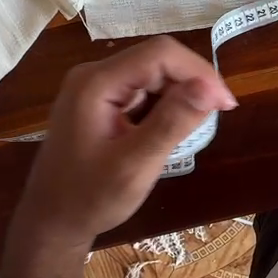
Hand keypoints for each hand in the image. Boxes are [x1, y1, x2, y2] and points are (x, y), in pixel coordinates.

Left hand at [17, 36, 237, 249]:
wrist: (51, 223)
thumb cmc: (90, 198)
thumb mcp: (136, 164)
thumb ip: (172, 122)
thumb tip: (211, 87)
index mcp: (96, 83)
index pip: (160, 54)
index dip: (199, 72)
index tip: (226, 104)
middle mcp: (94, 75)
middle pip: (156, 59)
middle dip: (192, 81)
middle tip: (219, 114)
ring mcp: (95, 87)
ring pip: (152, 73)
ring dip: (181, 93)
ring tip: (197, 125)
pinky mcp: (100, 101)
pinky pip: (142, 89)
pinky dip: (165, 103)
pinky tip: (172, 128)